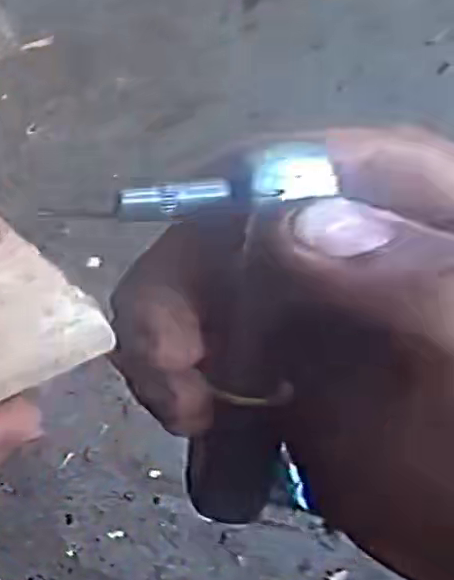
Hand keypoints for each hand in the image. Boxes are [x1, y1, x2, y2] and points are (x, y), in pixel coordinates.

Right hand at [112, 127, 453, 579]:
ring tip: (180, 409)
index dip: (249, 182)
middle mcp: (355, 264)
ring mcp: (304, 316)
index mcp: (431, 239)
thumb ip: (421, 289)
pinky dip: (158, 371)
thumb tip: (300, 221)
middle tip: (170, 363)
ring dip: (153, 339)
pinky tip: (185, 416)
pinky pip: (177, 340)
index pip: (337, 163)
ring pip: (182, 286)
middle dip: (173, 291)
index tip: (195, 244)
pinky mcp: (264, 364)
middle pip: (223, 231)